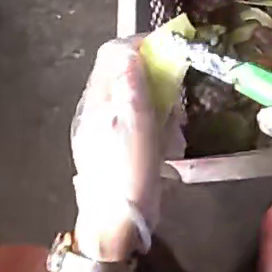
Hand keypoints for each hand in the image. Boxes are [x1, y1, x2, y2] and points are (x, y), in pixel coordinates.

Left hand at [69, 37, 166, 260]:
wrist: (114, 225)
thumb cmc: (130, 175)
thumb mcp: (139, 129)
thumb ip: (134, 89)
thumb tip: (131, 51)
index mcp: (99, 100)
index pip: (113, 53)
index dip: (141, 45)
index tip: (169, 52)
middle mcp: (96, 108)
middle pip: (124, 72)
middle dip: (155, 79)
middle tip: (175, 101)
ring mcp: (101, 126)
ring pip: (132, 96)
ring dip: (157, 104)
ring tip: (172, 128)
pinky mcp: (109, 143)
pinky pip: (133, 119)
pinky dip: (151, 124)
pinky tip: (162, 144)